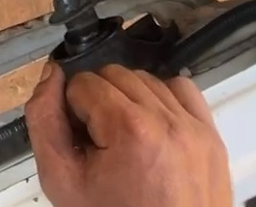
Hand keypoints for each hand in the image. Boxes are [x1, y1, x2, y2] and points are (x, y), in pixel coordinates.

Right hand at [27, 63, 232, 206]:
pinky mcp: (212, 137)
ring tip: (124, 141)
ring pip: (144, 79)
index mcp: (130, 128)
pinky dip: (163, 99)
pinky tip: (152, 127)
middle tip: (99, 145)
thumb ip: (44, 120)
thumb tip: (51, 73)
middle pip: (113, 75)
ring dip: (128, 100)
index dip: (73, 112)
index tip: (81, 146)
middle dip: (98, 103)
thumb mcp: (62, 182)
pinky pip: (182, 89)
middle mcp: (167, 120)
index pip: (82, 83)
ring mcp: (194, 128)